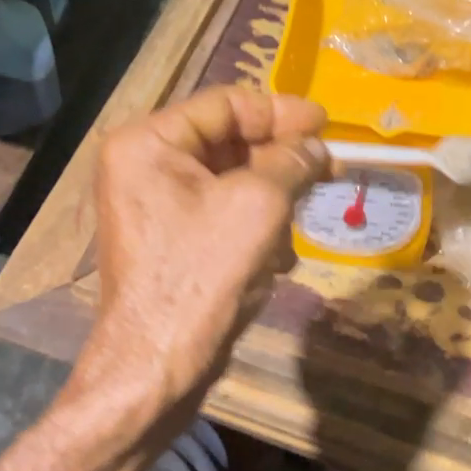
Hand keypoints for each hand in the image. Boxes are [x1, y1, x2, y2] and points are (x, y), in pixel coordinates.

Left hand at [83, 86, 330, 407]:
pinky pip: (218, 214)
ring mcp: (152, 206)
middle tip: (328, 166)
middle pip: (227, 142)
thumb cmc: (202, 274)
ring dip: (271, 198)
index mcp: (148, 143)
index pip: (224, 104)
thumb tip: (318, 146)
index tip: (325, 123)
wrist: (156, 366)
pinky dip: (252, 226)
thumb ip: (292, 162)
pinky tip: (276, 257)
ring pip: (228, 181)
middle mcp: (142, 166)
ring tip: (300, 219)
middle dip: (279, 159)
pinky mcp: (166, 241)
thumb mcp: (259, 205)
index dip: (279, 111)